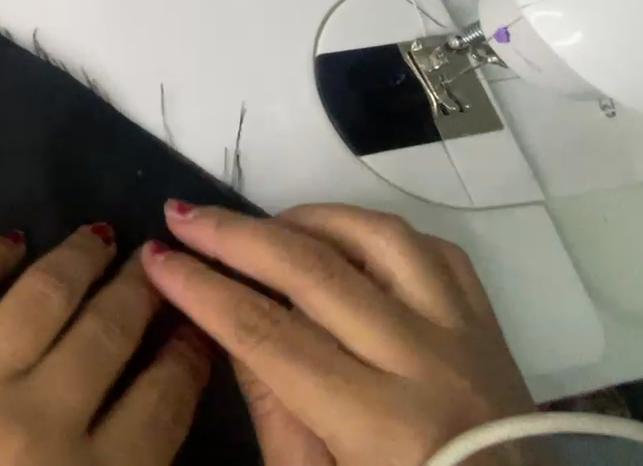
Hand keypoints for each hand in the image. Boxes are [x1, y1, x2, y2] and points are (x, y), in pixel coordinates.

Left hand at [0, 225, 212, 465]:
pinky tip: (13, 240)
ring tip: (99, 236)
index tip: (192, 322)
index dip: (184, 355)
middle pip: (108, 332)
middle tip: (154, 261)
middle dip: (141, 291)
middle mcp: (38, 420)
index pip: (161, 402)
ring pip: (44, 293)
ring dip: (80, 258)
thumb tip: (154, 398)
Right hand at [142, 203, 535, 465]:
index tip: (154, 258)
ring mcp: (466, 336)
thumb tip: (224, 322)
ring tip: (260, 226)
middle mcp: (428, 366)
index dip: (201, 290)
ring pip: (377, 237)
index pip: (268, 334)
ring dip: (305, 219)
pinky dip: (372, 232)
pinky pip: (429, 248)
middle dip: (232, 236)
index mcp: (385, 427)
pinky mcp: (489, 322)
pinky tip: (336, 241)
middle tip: (180, 215)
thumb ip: (269, 405)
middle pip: (313, 271)